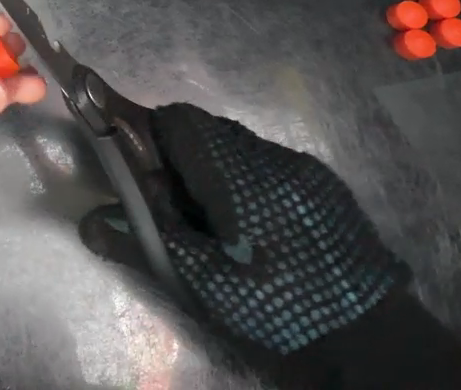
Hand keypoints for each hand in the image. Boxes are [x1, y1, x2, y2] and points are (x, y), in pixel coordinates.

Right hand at [80, 104, 460, 389]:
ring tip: (207, 215)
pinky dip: (240, 178)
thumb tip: (86, 221)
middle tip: (167, 197)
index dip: (146, 132)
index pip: (176, 120)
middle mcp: (267, 155)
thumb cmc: (275, 307)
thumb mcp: (201, 282)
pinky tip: (247, 223)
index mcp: (235, 174)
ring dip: (209, 164)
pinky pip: (263, 160)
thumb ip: (140, 242)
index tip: (136, 164)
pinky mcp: (320, 182)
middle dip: (176, 152)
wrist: (373, 340)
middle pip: (203, 127)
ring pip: (233, 143)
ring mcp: (299, 166)